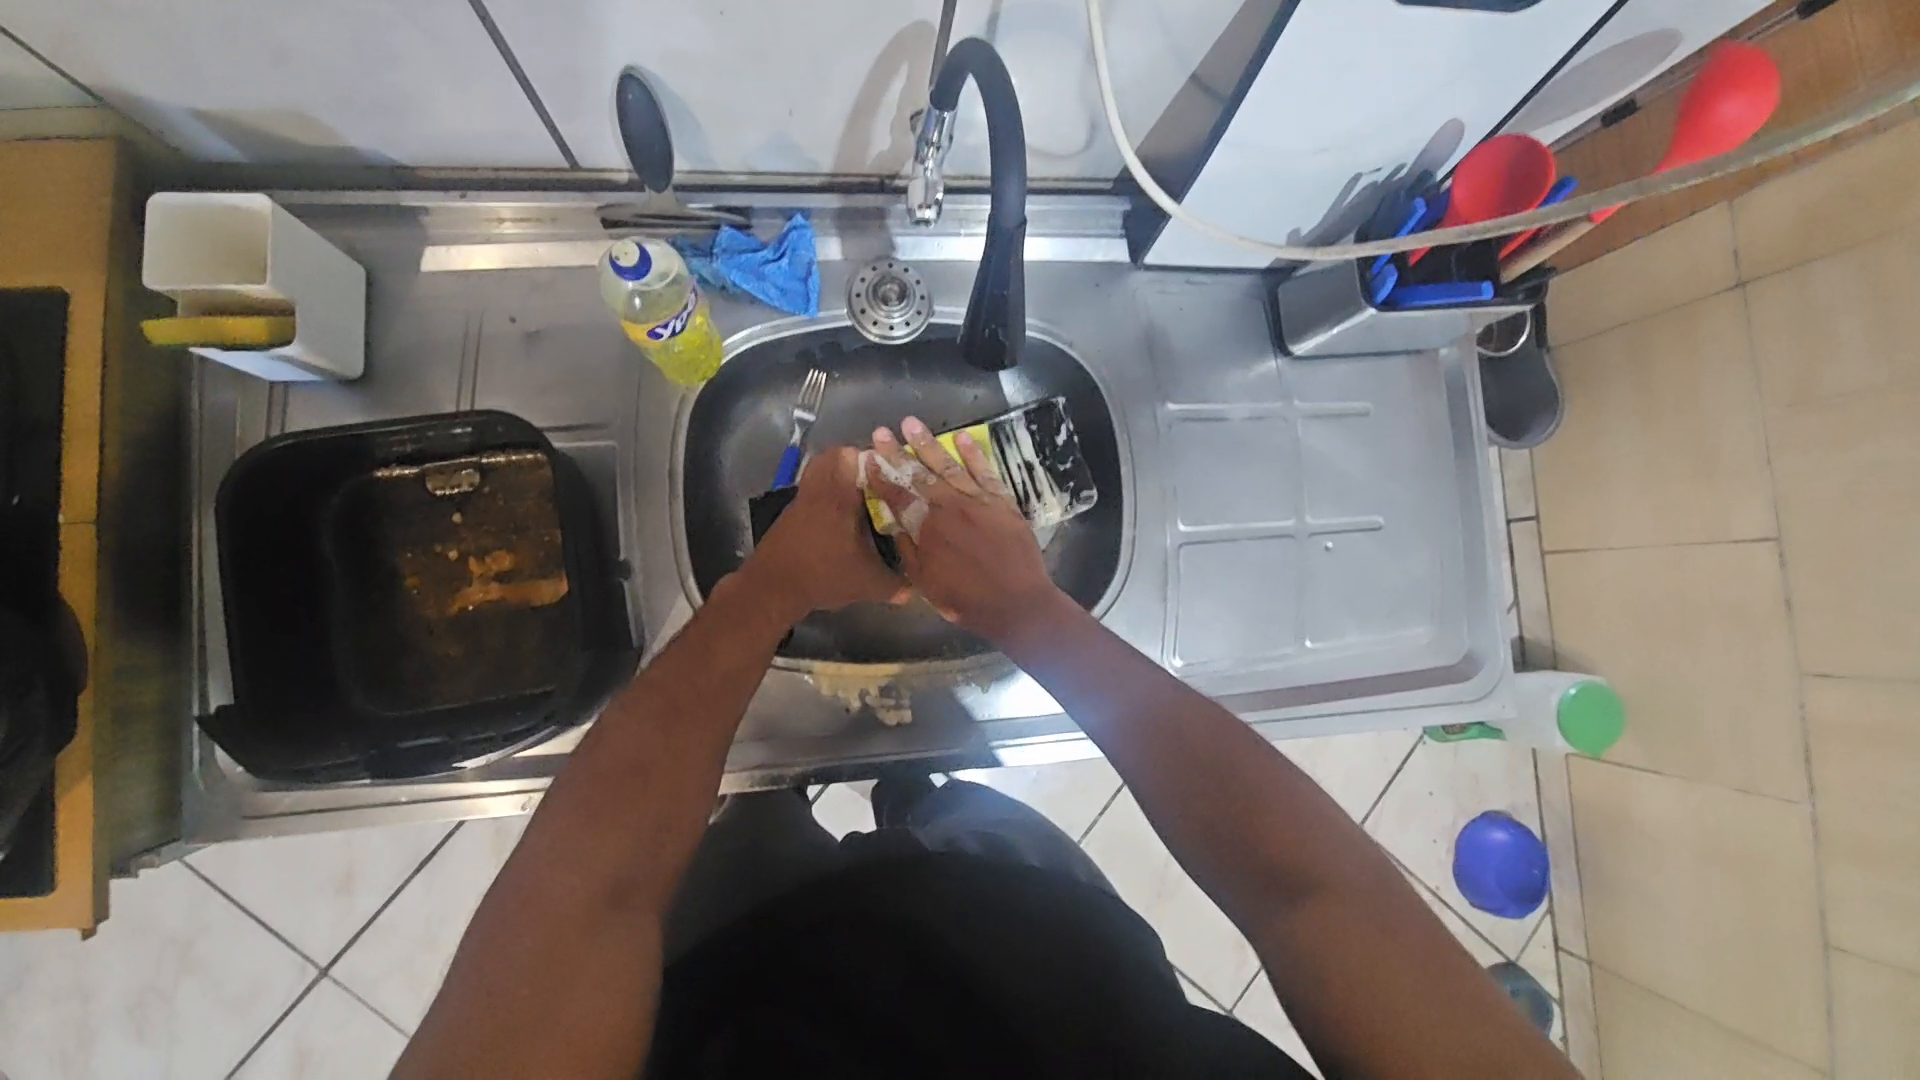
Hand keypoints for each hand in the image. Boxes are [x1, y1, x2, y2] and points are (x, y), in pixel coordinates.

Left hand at [742, 447, 906, 622]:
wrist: (772, 589)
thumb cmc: (822, 576)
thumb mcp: (866, 583)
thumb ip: (894, 584)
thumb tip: (914, 589)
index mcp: (837, 497)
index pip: (849, 456)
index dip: (871, 456)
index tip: (890, 469)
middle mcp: (817, 492)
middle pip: (831, 458)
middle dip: (853, 464)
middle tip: (875, 481)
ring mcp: (800, 503)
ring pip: (819, 476)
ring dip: (838, 482)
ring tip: (861, 502)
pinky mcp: (789, 517)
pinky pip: (811, 496)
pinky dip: (826, 501)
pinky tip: (840, 523)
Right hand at [863, 416, 1067, 640]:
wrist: (1016, 602)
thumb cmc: (966, 599)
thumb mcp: (926, 582)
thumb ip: (908, 550)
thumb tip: (895, 523)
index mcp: (927, 528)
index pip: (898, 496)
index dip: (881, 477)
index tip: (868, 459)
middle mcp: (949, 507)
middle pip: (918, 474)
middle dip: (897, 452)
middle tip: (882, 432)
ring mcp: (977, 501)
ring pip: (948, 466)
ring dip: (928, 444)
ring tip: (912, 423)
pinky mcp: (1001, 501)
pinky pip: (985, 472)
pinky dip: (973, 454)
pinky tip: (961, 437)